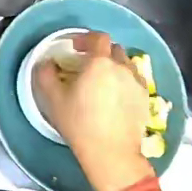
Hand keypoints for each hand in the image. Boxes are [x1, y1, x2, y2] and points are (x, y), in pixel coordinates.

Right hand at [34, 31, 154, 190]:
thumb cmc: (79, 123)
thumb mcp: (53, 99)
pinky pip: (134, 80)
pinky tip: (115, 95)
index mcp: (100, 63)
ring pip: (126, 64)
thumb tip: (46, 63)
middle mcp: (122, 68)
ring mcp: (137, 83)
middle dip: (100, 51)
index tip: (75, 46)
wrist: (111, 152)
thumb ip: (45, 74)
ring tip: (101, 80)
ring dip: (113, 65)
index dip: (85, 38)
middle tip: (86, 63)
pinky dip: (124, 81)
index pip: (98, 38)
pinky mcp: (145, 99)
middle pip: (113, 49)